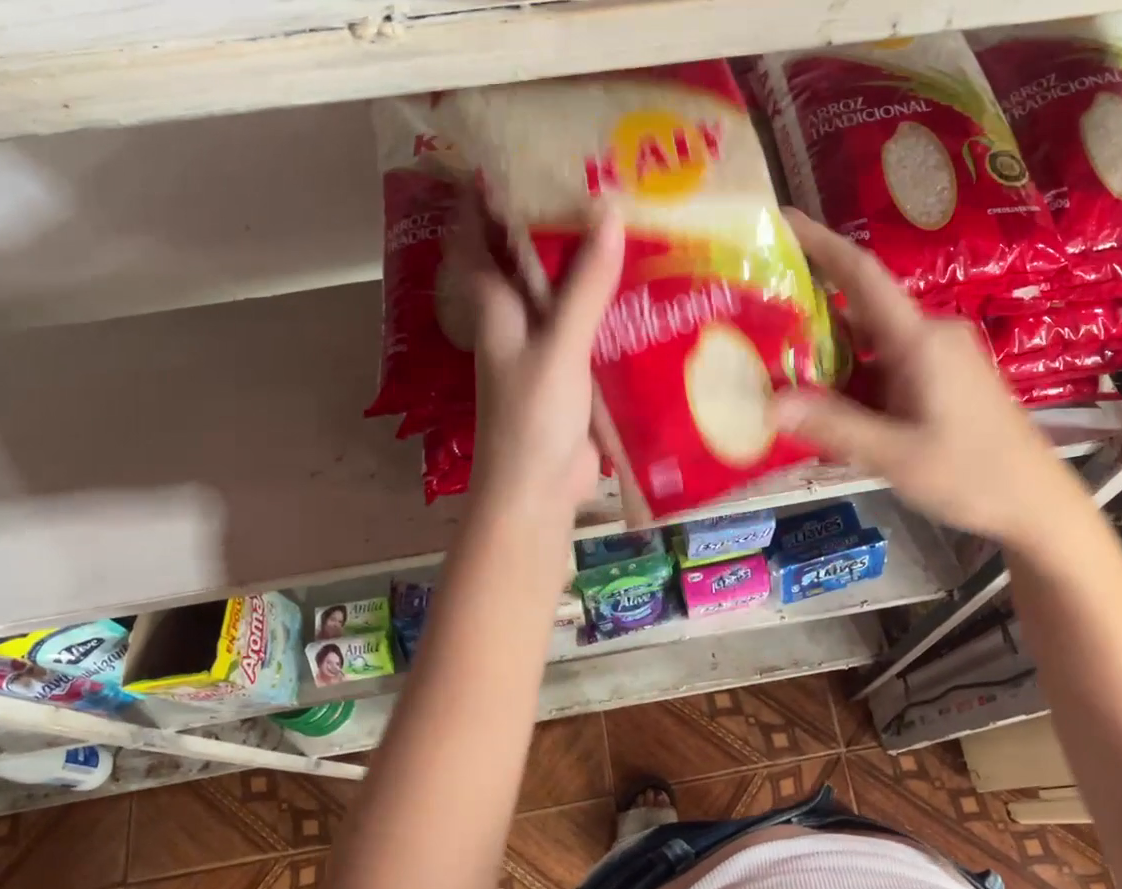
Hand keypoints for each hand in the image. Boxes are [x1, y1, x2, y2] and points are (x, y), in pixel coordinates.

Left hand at [458, 199, 624, 518]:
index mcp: (496, 309)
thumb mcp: (560, 345)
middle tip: (591, 187)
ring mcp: (544, 355)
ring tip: (628, 230)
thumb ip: (585, 286)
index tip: (508, 162)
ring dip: (586, 272)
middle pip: (525, 266)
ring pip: (562, 301)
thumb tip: (609, 213)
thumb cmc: (532, 417)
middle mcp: (515, 325)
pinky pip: (590, 336)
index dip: (483, 202)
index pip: (477, 242)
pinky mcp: (572, 382)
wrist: (537, 492)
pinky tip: (644, 300)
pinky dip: (609, 316)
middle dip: (548, 229)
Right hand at [772, 210, 1088, 546]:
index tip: (780, 219)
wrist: (1035, 503)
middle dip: (805, 312)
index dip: (820, 243)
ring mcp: (936, 360)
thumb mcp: (897, 457)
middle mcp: (928, 337)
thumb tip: (771, 404)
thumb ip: (835, 428)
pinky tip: (818, 404)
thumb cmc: (974, 475)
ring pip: (867, 345)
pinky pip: (882, 368)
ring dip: (824, 354)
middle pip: (856, 311)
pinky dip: (848, 379)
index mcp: (920, 340)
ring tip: (771, 364)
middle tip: (752, 316)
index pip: (862, 275)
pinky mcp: (939, 382)